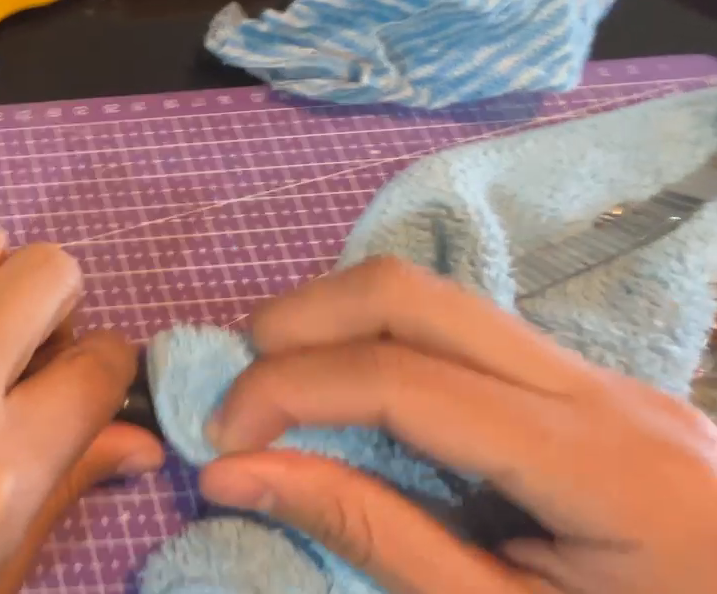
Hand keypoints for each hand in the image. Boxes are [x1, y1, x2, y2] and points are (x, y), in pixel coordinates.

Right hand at [198, 257, 716, 593]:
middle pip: (404, 293)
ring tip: (282, 387)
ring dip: (324, 321)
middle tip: (241, 388)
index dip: (283, 391)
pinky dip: (365, 338)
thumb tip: (227, 473)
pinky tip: (348, 396)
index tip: (221, 441)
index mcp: (608, 468)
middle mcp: (604, 392)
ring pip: (422, 293)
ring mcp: (599, 379)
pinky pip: (447, 326)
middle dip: (293, 323)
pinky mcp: (583, 386)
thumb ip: (369, 535)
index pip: (398, 378)